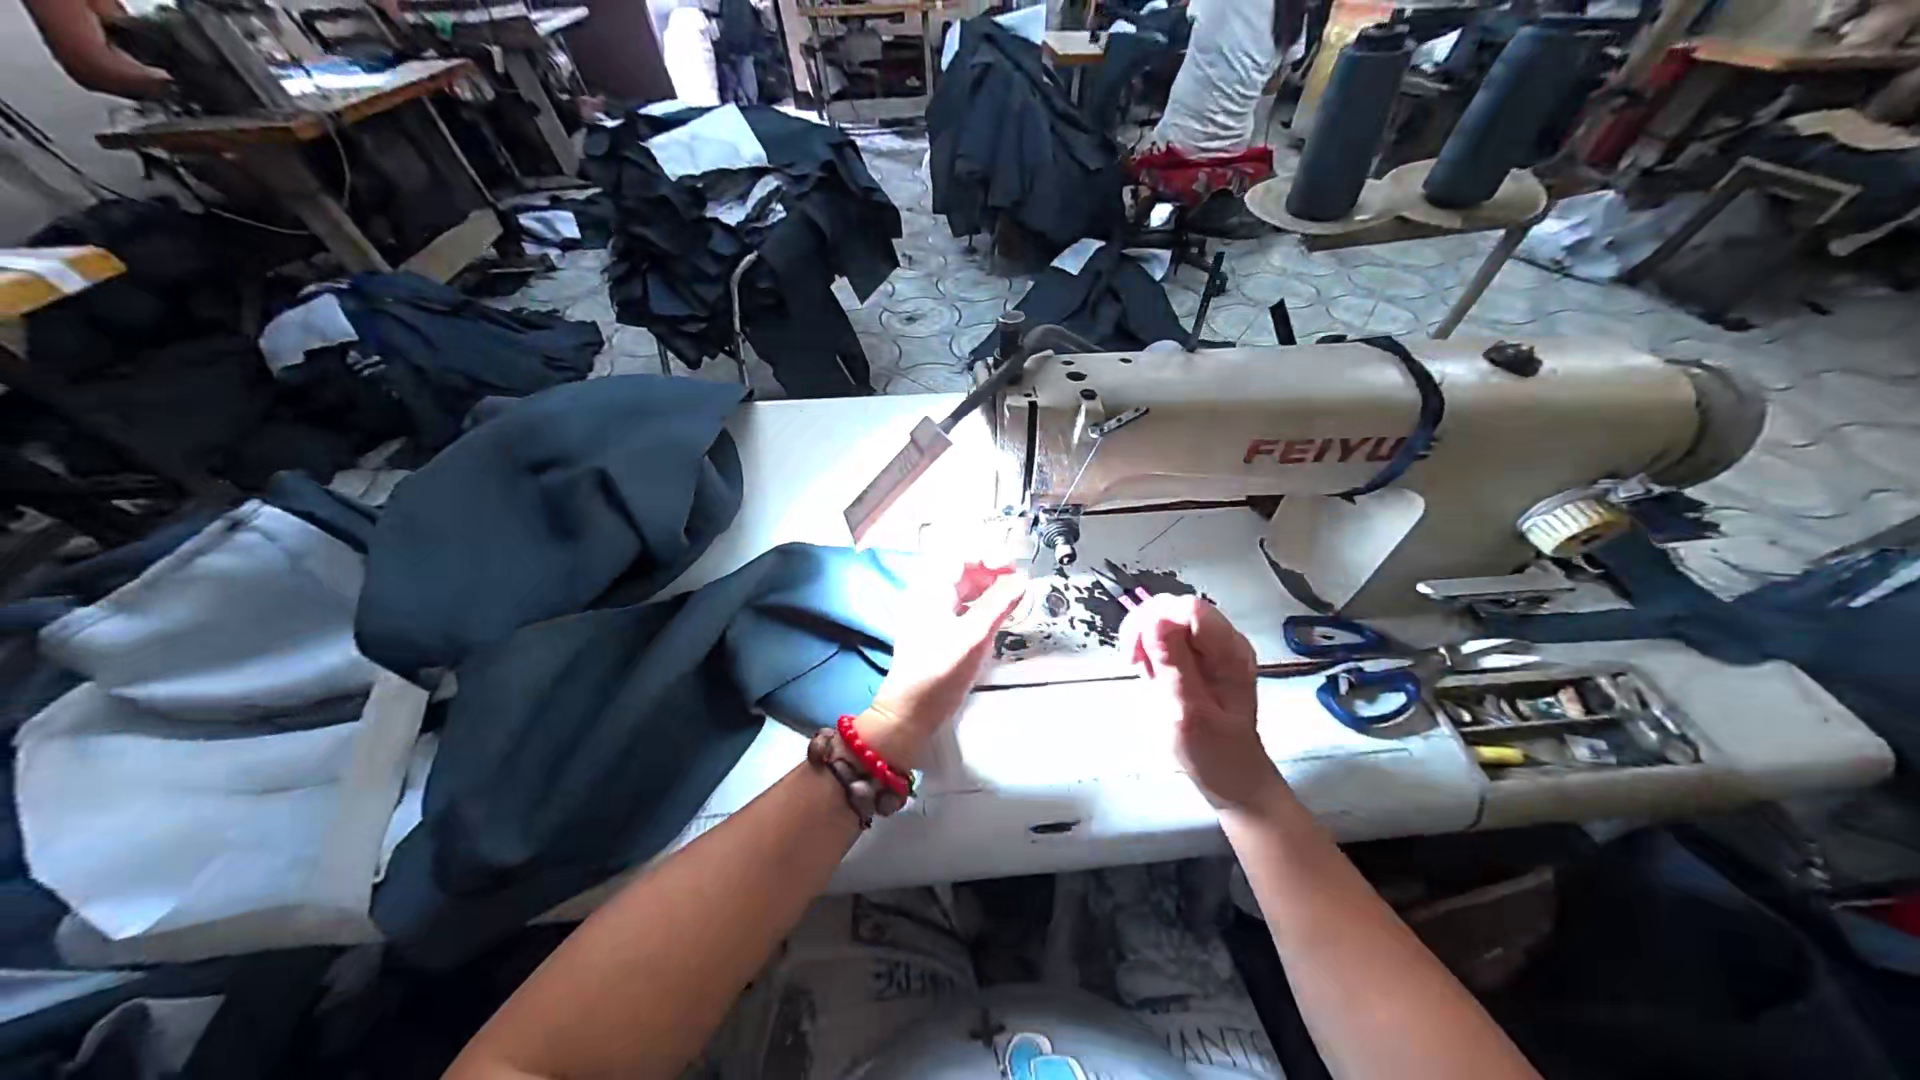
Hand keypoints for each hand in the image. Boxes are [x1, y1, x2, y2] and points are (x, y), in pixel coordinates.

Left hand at [860, 560, 1029, 768]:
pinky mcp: (937, 631)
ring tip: (1012, 596)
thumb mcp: (974, 635)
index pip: (960, 554)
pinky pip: (962, 606)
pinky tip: (997, 615)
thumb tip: (1020, 580)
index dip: (988, 554)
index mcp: (930, 589)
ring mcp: (931, 613)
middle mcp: (928, 595)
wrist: (910, 711)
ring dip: (989, 587)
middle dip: (992, 570)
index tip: (1012, 566)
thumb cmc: (937, 673)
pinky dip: (982, 604)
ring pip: (963, 587)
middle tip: (1017, 581)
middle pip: (962, 568)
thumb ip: (998, 604)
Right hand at [1118, 595, 1285, 811]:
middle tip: (1134, 661)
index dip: (1156, 620)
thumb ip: (1173, 666)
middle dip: (1145, 627)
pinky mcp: (1194, 656)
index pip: (1189, 608)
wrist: (1230, 778)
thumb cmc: (1214, 753)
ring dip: (1143, 637)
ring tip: (1140, 668)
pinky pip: (1164, 635)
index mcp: (1229, 652)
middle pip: (1174, 607)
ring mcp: (1208, 648)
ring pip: (1165, 618)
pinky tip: (1147, 671)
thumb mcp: (1188, 714)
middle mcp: (1221, 641)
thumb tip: (1154, 621)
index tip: (1138, 652)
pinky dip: (1148, 647)